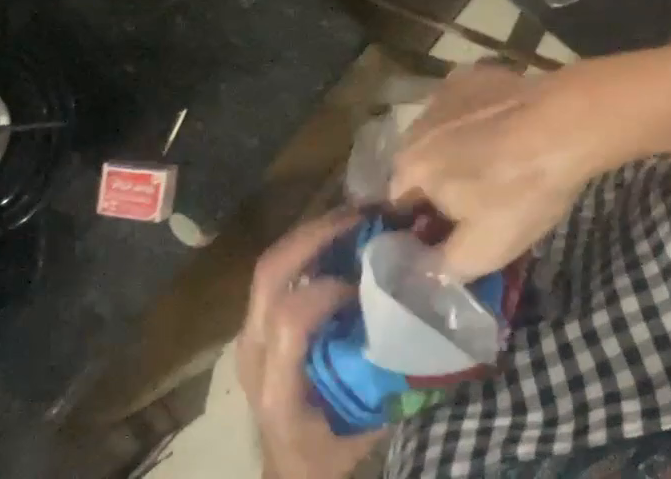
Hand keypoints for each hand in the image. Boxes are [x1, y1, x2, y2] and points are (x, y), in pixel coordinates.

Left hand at [238, 210, 383, 478]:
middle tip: (364, 216)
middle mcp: (253, 354)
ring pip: (270, 264)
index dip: (326, 292)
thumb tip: (421, 318)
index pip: (288, 322)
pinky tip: (341, 235)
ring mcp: (248, 333)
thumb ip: (386, 372)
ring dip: (313, 233)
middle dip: (316, 236)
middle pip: (270, 276)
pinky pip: (277, 270)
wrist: (289, 467)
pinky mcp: (254, 322)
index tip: (367, 283)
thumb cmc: (330, 446)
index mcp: (278, 387)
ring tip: (355, 215)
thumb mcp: (364, 422)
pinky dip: (308, 245)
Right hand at [387, 64, 599, 279]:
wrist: (569, 123)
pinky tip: (509, 132)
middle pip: (418, 166)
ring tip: (498, 166)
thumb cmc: (520, 190)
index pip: (396, 206)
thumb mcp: (481, 251)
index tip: (447, 236)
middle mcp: (416, 125)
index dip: (417, 226)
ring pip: (442, 133)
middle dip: (439, 186)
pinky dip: (478, 120)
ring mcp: (447, 92)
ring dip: (458, 150)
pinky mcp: (477, 74)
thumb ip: (438, 267)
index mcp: (409, 167)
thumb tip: (417, 270)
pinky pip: (467, 106)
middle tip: (477, 205)